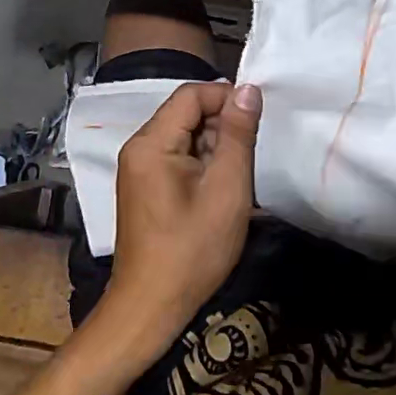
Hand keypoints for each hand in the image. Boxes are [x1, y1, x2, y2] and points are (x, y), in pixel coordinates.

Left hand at [99, 82, 261, 353]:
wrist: (151, 305)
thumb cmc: (192, 249)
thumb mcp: (227, 189)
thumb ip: (238, 135)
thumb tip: (248, 89)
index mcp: (151, 142)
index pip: (190, 95)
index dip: (226, 98)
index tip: (257, 118)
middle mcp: (138, 147)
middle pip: (185, 113)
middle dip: (221, 125)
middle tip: (250, 154)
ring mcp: (137, 167)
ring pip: (183, 136)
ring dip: (214, 146)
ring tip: (238, 176)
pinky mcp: (143, 185)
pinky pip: (175, 157)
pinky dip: (201, 163)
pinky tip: (220, 188)